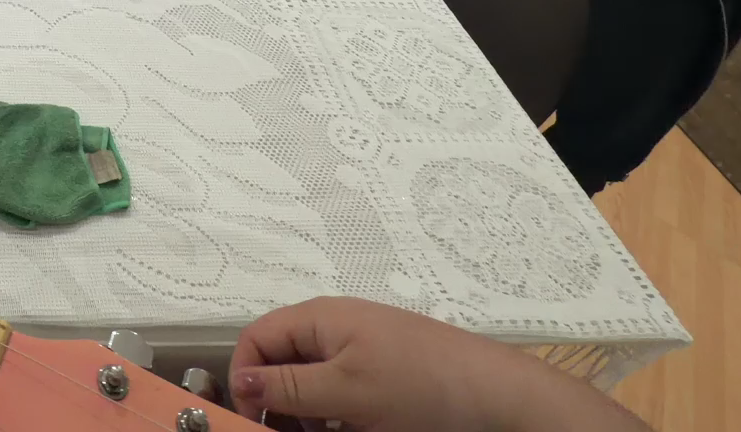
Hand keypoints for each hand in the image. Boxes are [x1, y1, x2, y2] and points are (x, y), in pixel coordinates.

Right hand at [228, 297, 649, 431]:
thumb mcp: (348, 393)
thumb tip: (239, 378)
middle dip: (275, 401)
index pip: (256, 339)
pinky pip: (339, 386)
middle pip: (280, 359)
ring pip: (309, 378)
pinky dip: (334, 412)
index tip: (252, 423)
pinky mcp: (381, 369)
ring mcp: (358, 346)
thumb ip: (289, 387)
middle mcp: (330, 326)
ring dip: (304, 413)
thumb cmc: (417, 386)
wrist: (501, 395)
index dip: (245, 379)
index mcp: (315, 319)